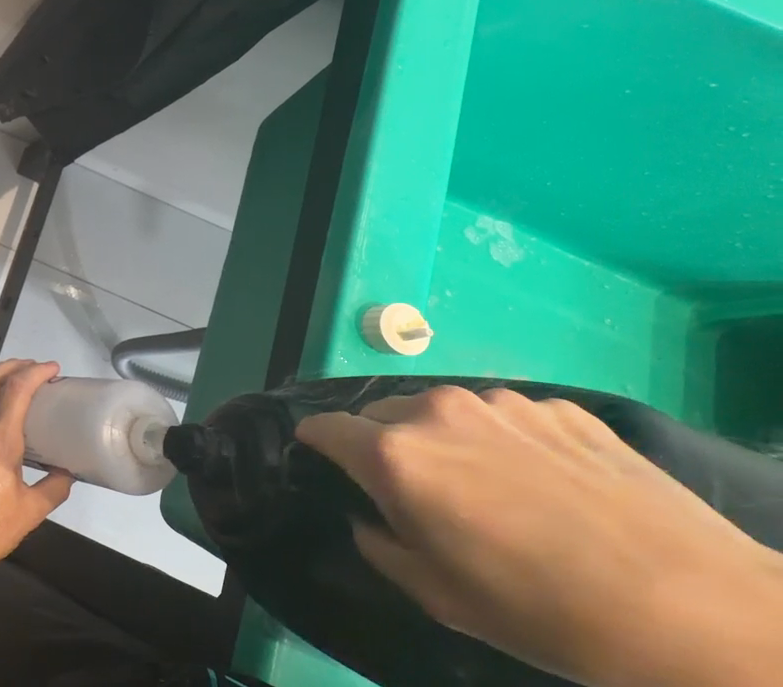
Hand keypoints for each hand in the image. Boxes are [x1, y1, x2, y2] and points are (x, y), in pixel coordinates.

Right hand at [297, 386, 782, 686]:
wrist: (699, 612)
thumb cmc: (544, 612)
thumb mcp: (437, 596)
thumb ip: (378, 543)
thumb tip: (369, 515)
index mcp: (395, 454)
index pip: (322, 427)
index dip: (317, 449)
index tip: (330, 472)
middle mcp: (438, 411)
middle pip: (382, 414)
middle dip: (387, 447)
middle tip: (426, 497)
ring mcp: (505, 404)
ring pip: (447, 413)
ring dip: (450, 442)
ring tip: (499, 492)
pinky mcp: (564, 408)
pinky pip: (510, 418)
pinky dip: (509, 443)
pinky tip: (552, 488)